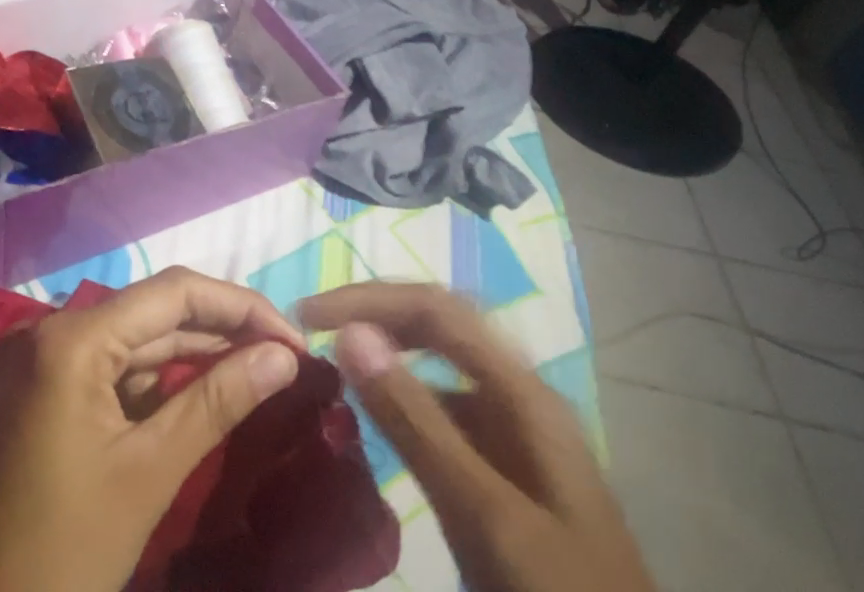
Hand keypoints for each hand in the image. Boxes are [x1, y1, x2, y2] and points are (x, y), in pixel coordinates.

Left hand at [0, 267, 303, 591]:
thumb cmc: (68, 544)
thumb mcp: (151, 470)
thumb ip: (218, 401)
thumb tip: (285, 355)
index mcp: (70, 339)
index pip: (172, 294)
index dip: (241, 307)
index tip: (296, 341)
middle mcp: (46, 330)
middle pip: (151, 313)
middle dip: (220, 333)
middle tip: (286, 360)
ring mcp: (35, 359)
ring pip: (130, 341)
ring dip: (190, 357)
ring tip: (257, 373)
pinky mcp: (35, 388)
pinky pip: (105, 368)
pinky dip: (152, 382)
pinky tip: (199, 394)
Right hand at [299, 282, 655, 591]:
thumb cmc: (558, 588)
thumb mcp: (485, 512)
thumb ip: (418, 424)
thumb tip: (351, 335)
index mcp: (524, 395)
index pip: (438, 310)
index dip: (369, 300)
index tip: (304, 317)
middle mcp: (519, 398)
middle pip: (440, 326)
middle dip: (374, 314)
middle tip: (310, 329)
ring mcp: (514, 434)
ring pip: (440, 366)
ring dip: (385, 351)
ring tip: (330, 365)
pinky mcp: (503, 468)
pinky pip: (442, 410)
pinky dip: (399, 399)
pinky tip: (370, 423)